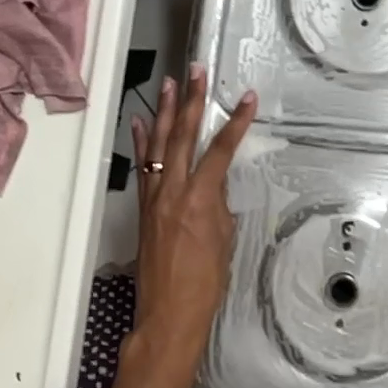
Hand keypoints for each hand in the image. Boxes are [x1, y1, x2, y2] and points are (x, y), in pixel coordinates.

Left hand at [127, 64, 255, 374]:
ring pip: (158, 145)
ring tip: (168, 84)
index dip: (235, 122)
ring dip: (163, 112)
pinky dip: (142, 143)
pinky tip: (141, 123)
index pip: (220, 150)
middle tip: (196, 72)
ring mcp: (153, 198)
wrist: (168, 315)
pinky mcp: (143, 208)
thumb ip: (218, 204)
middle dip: (191, 101)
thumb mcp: (224, 239)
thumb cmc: (205, 284)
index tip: (246, 98)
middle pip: (182, 136)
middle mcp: (172, 191)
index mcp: (198, 199)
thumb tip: (213, 186)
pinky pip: (142, 167)